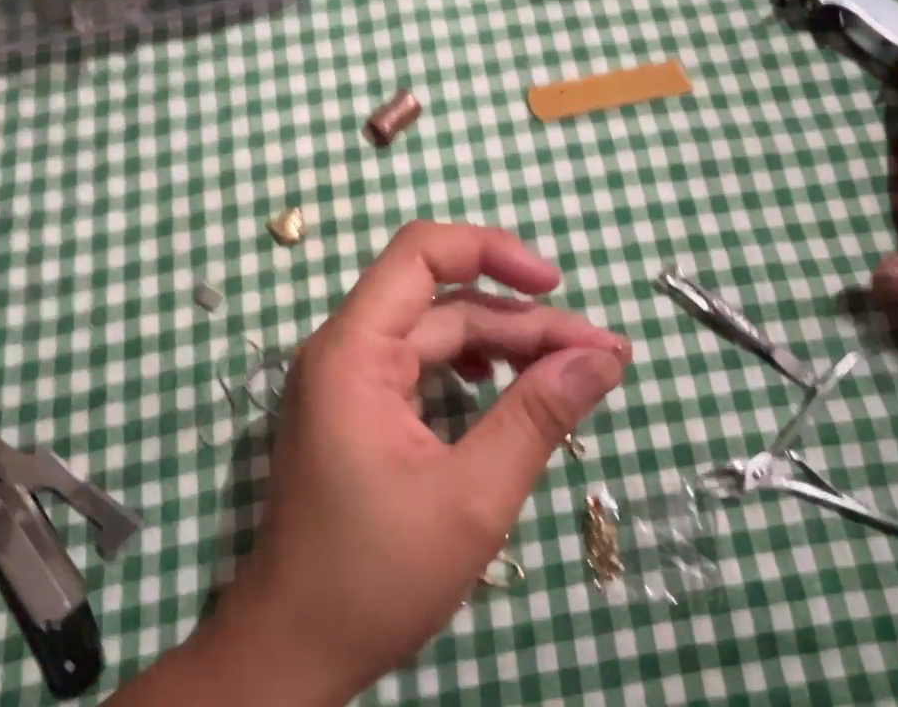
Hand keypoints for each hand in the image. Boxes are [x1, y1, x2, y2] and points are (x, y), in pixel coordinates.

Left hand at [121, 222, 630, 705]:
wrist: (294, 647)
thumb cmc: (376, 576)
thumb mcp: (472, 497)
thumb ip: (537, 417)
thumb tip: (603, 358)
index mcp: (353, 353)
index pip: (420, 254)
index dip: (491, 249)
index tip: (555, 283)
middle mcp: (343, 351)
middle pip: (442, 302)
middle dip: (522, 321)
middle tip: (599, 356)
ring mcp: (346, 381)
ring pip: (435, 333)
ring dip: (503, 345)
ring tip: (568, 373)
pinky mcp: (356, 410)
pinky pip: (420, 366)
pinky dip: (471, 370)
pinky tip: (507, 388)